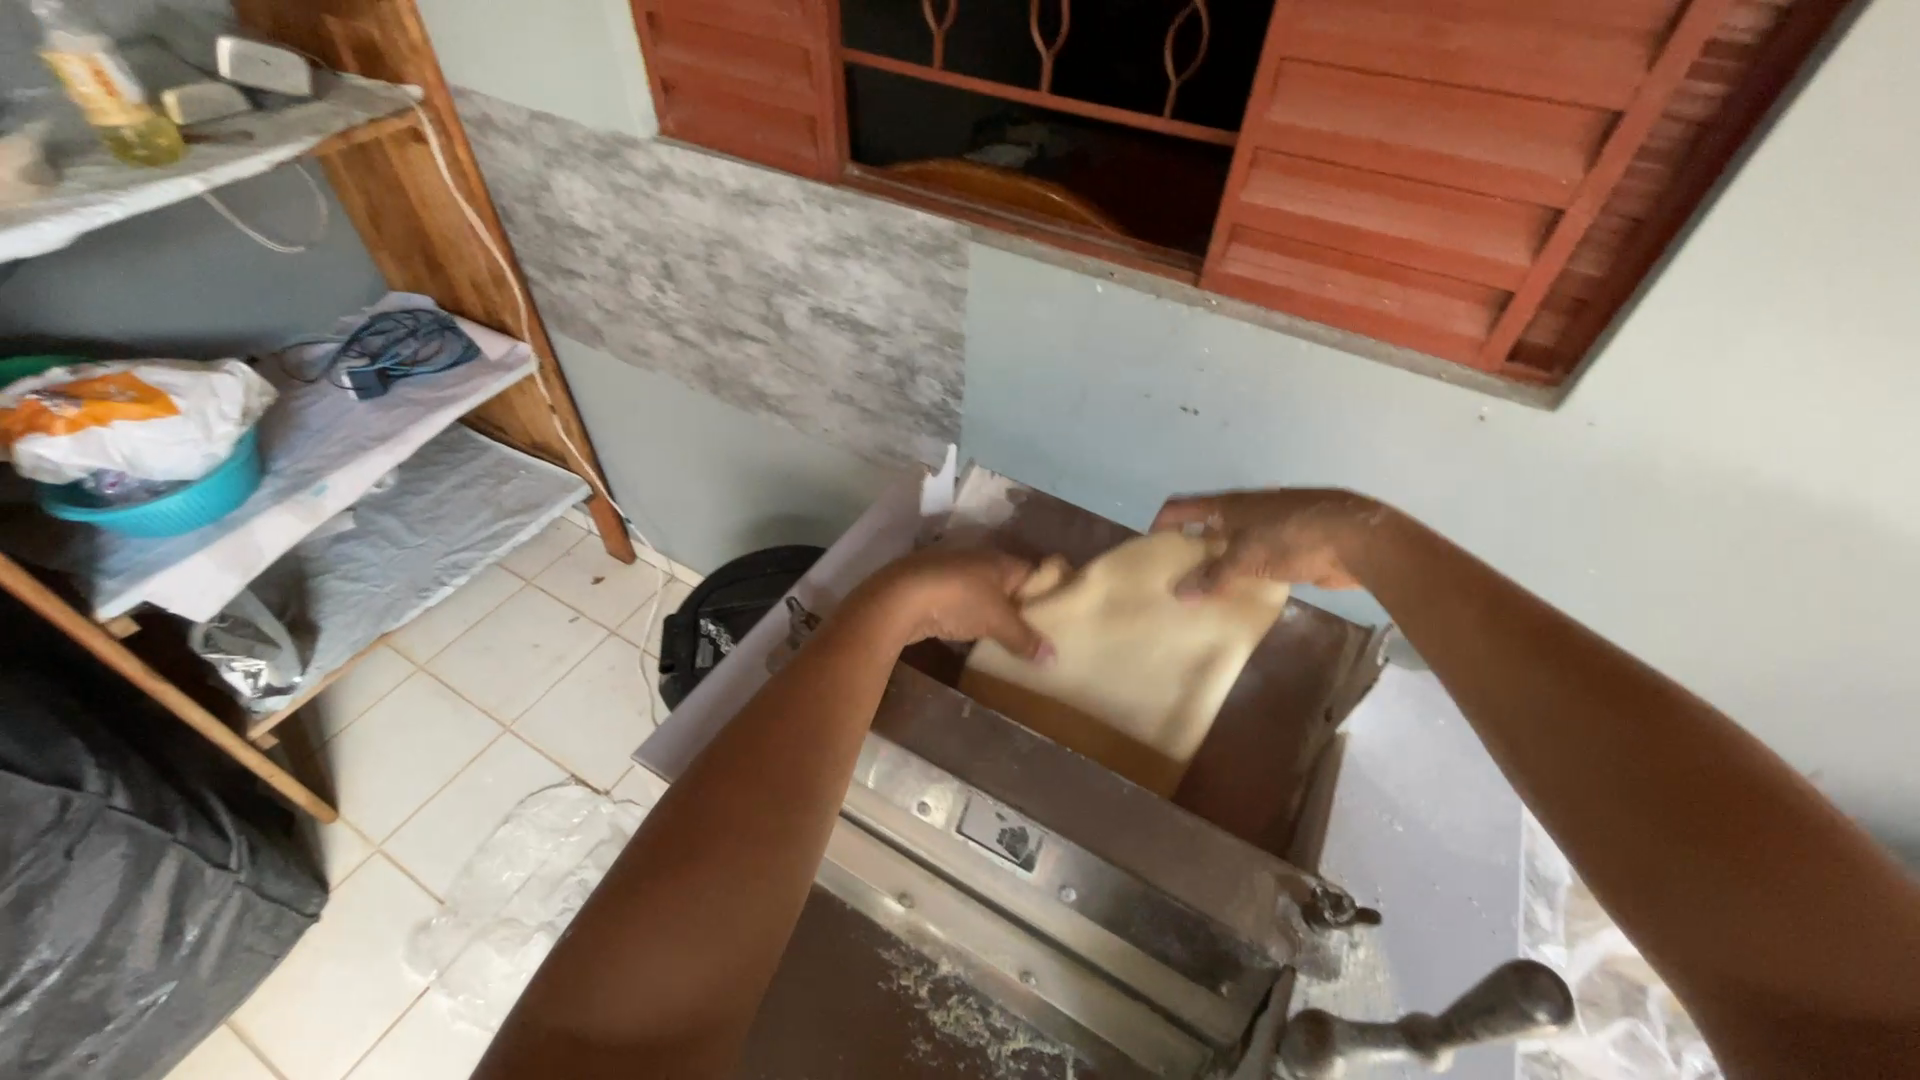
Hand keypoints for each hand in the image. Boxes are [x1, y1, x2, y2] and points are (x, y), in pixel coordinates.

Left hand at [850, 549, 1052, 661]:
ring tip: (1009, 639)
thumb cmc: (959, 599)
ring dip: (992, 613)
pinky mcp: (930, 590)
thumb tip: (1052, 657)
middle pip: (1008, 583)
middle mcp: (978, 560)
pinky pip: (960, 604)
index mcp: (1000, 561)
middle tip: (1038, 633)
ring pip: (982, 594)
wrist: (900, 597)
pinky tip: (973, 635)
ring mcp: (952, 574)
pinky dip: (969, 618)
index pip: (1034, 572)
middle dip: (1020, 605)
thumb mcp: (998, 620)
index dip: (1048, 591)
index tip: (1061, 614)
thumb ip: (1025, 638)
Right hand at [1150, 488, 1386, 594]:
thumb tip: (1178, 593)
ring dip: (1217, 564)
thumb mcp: (1246, 556)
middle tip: (1173, 579)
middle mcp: (1244, 512)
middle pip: (1205, 526)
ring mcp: (1268, 528)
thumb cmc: (1293, 537)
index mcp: (1228, 505)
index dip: (1162, 523)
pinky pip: (1255, 561)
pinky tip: (1238, 595)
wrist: (1357, 540)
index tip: (1151, 549)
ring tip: (1201, 592)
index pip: (1182, 506)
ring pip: (1231, 545)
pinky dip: (1243, 575)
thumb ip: (1212, 575)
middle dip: (1188, 549)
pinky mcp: (1290, 548)